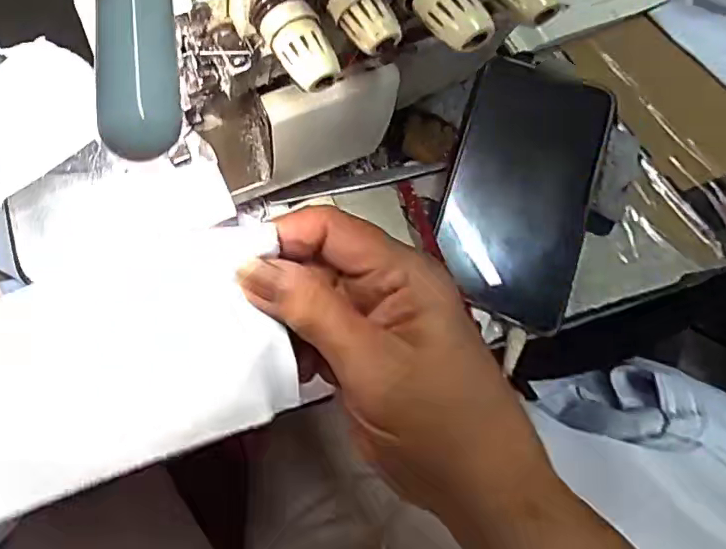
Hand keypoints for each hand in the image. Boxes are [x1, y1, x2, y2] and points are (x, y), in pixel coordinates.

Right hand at [238, 207, 626, 548]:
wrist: (487, 498)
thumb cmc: (440, 427)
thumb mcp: (370, 364)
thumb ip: (310, 309)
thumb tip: (251, 268)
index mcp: (400, 272)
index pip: (330, 227)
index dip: (283, 236)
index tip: (239, 261)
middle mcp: (386, 283)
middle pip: (317, 257)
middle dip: (277, 277)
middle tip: (237, 302)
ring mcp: (375, 316)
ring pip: (312, 291)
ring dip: (284, 312)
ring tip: (258, 335)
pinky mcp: (365, 346)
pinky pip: (319, 324)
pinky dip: (297, 338)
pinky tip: (286, 361)